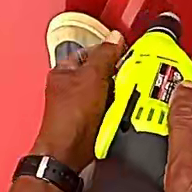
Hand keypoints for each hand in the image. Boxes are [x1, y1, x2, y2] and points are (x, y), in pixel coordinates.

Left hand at [33, 34, 121, 168]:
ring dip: (119, 94)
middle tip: (127, 76)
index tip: (124, 52)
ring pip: (108, 91)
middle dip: (116, 75)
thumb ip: (104, 55)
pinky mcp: (92, 120)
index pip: (90, 51)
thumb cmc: (69, 118)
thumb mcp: (92, 77)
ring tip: (124, 96)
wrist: (70, 152)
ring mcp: (82, 105)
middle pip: (101, 72)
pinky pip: (111, 109)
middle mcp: (71, 87)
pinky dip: (118, 110)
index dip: (107, 50)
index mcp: (64, 71)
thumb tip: (115, 38)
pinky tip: (121, 111)